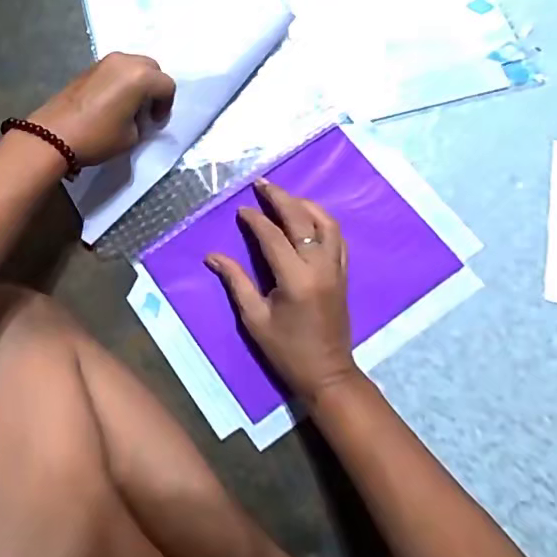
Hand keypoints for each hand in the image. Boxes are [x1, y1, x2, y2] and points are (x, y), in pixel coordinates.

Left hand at [27, 53, 175, 166]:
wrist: (52, 135)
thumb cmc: (97, 136)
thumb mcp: (131, 136)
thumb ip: (142, 120)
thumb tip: (138, 115)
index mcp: (141, 76)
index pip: (167, 86)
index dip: (165, 105)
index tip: (154, 122)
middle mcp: (125, 61)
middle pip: (152, 69)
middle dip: (154, 89)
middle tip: (146, 111)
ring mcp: (105, 61)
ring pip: (133, 66)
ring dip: (137, 82)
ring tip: (129, 106)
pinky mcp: (89, 67)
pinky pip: (116, 69)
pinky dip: (121, 81)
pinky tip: (112, 101)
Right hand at [206, 180, 360, 403]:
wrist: (327, 373)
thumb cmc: (287, 350)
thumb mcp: (255, 319)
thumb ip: (236, 282)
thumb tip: (212, 256)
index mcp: (295, 279)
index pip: (273, 236)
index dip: (255, 219)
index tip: (241, 210)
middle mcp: (319, 266)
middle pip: (301, 219)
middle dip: (280, 198)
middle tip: (261, 184)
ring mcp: (336, 267)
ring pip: (325, 222)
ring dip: (304, 204)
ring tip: (284, 196)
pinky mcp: (343, 272)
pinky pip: (336, 235)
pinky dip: (322, 219)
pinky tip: (307, 216)